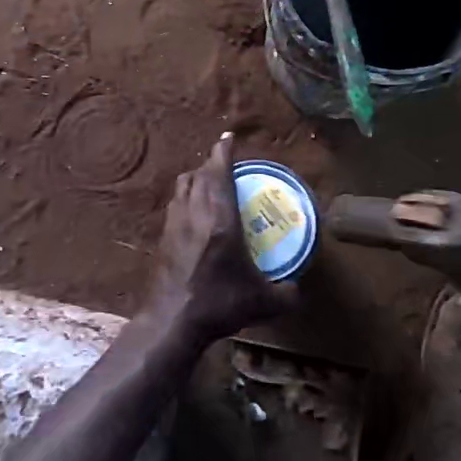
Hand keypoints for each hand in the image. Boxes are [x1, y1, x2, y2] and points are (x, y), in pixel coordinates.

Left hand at [143, 133, 298, 341]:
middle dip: (211, 164)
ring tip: (211, 186)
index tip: (229, 137)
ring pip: (182, 188)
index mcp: (220, 219)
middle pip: (198, 175)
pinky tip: (196, 217)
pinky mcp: (162, 240)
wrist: (171, 323)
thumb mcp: (262, 302)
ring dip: (196, 179)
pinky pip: (175, 206)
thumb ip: (285, 294)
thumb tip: (298, 290)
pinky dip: (186, 199)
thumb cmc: (218, 303)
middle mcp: (194, 213)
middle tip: (227, 166)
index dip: (223, 151)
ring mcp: (174, 225)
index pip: (218, 172)